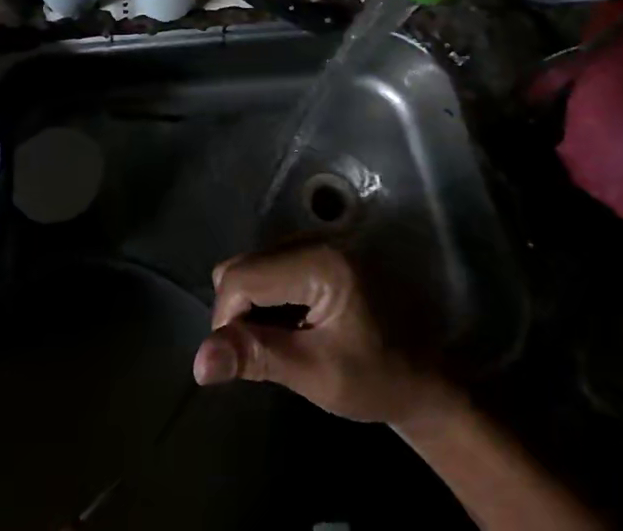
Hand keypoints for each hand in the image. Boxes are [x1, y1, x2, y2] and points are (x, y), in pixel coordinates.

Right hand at [193, 244, 447, 425]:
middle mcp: (312, 241)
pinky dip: (262, 298)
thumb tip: (198, 363)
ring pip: (248, 266)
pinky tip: (286, 325)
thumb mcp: (314, 374)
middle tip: (261, 353)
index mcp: (318, 264)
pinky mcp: (312, 253)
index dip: (227, 319)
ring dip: (248, 305)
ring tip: (277, 341)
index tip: (243, 358)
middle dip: (236, 311)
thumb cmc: (375, 381)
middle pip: (241, 267)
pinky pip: (265, 268)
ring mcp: (312, 244)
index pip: (240, 278)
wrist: (424, 381)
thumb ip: (254, 357)